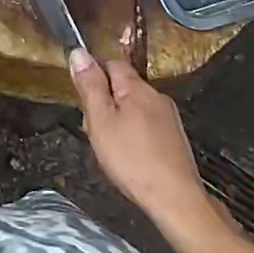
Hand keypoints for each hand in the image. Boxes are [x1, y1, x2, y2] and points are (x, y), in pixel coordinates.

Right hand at [70, 49, 210, 226]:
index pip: (111, 63)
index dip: (92, 75)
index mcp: (137, 89)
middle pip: (121, 86)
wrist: (174, 198)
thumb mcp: (100, 119)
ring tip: (109, 144)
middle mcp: (156, 97)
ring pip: (132, 106)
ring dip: (116, 118)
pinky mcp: (173, 138)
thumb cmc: (132, 159)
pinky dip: (132, 132)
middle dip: (103, 101)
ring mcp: (168, 118)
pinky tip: (127, 154)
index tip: (82, 97)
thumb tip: (79, 53)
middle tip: (94, 126)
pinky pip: (145, 123)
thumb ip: (89, 85)